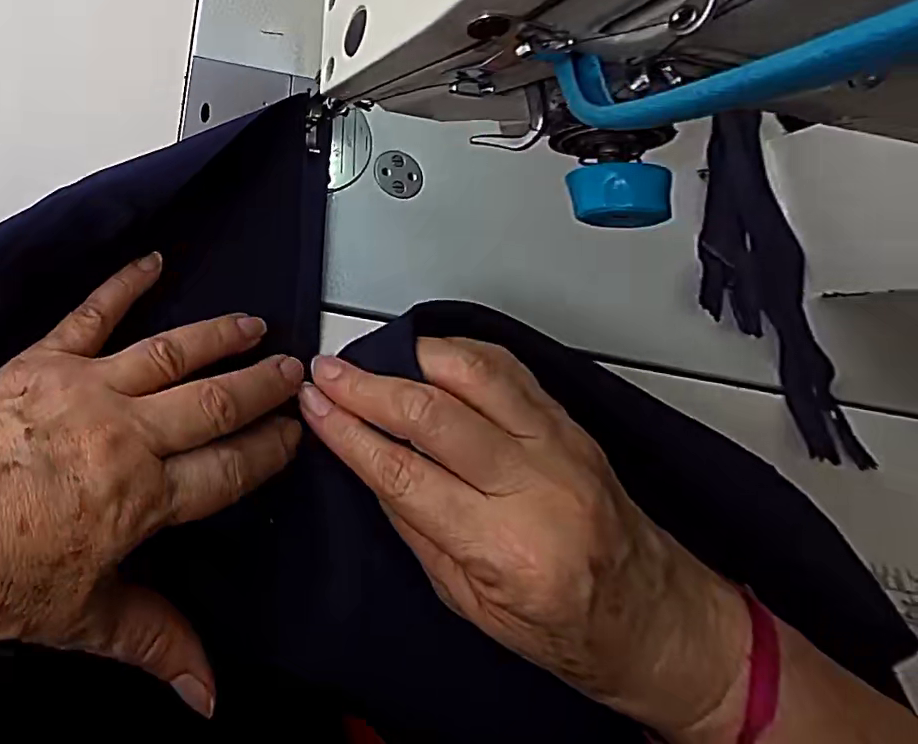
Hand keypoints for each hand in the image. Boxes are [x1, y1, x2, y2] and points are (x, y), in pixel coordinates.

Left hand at [0, 254, 304, 717]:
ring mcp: (84, 390)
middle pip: (213, 403)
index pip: (228, 470)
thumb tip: (208, 691)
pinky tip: (151, 263)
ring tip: (250, 325)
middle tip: (291, 372)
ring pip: (169, 354)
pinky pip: (93, 314)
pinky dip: (123, 285)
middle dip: (260, 387)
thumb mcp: (82, 618)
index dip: (268, 451)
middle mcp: (124, 435)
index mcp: (142, 499)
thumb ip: (155, 641)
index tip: (295, 434)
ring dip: (216, 338)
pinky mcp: (44, 361)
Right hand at [297, 338, 752, 742]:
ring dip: (407, 357)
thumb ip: (409, 520)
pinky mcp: (574, 428)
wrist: (671, 630)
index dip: (344, 430)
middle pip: (430, 415)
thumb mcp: (464, 598)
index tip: (311, 404)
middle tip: (324, 371)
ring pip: (472, 376)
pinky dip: (453, 352)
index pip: (401, 473)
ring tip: (367, 358)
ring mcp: (564, 451)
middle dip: (363, 386)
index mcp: (509, 552)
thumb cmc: (567, 629)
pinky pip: (506, 369)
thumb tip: (359, 453)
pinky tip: (421, 355)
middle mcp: (542, 493)